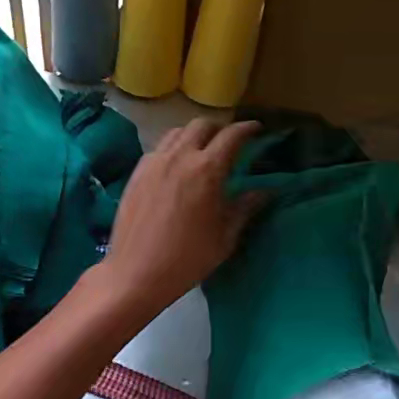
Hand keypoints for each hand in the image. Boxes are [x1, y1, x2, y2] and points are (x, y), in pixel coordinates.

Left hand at [100, 117, 266, 311]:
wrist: (136, 273)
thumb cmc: (187, 260)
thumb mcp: (224, 238)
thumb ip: (244, 208)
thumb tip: (262, 192)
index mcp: (207, 170)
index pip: (232, 136)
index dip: (247, 129)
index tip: (256, 130)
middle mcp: (179, 158)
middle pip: (201, 126)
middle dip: (219, 128)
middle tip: (228, 141)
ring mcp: (153, 164)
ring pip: (176, 133)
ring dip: (193, 135)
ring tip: (200, 150)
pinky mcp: (136, 174)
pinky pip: (157, 150)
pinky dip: (171, 149)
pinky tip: (174, 167)